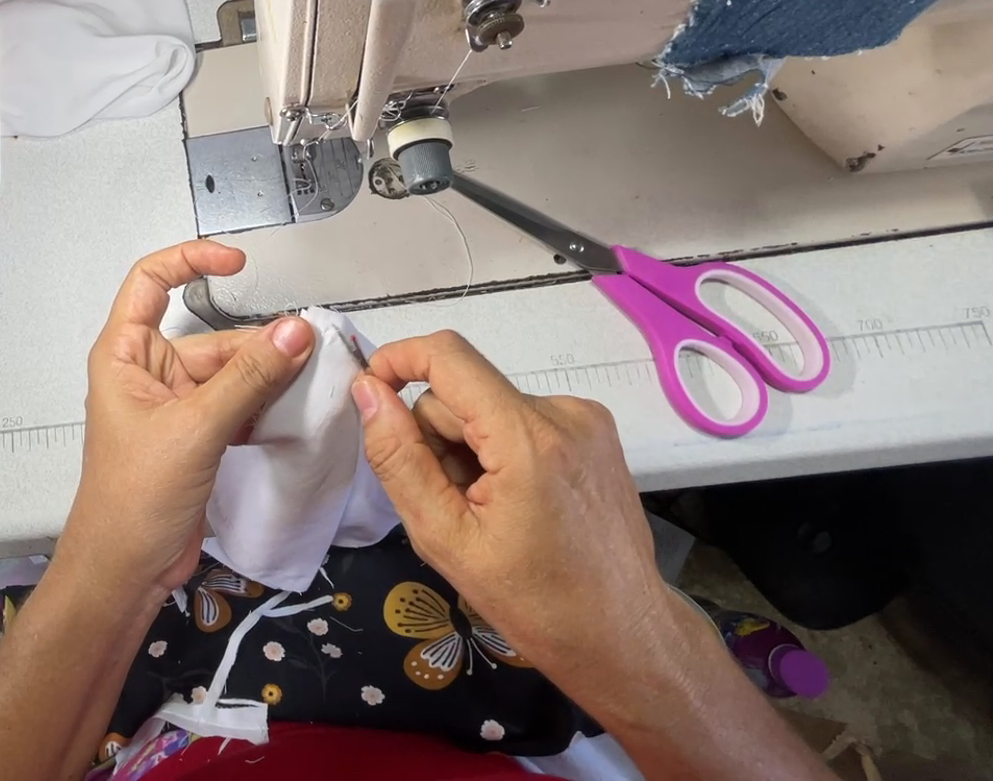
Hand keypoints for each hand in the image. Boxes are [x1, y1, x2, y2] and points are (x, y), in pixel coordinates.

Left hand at [58, 241, 314, 607]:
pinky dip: (264, 404)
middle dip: (257, 345)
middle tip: (308, 351)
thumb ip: (248, 379)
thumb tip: (294, 331)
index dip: (191, 260)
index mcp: (125, 354)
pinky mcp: (198, 433)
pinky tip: (292, 408)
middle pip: (210, 335)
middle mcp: (149, 371)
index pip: (151, 282)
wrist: (128, 568)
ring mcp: (176, 403)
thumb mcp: (194, 429)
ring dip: (268, 377)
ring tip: (308, 379)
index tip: (236, 261)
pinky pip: (238, 402)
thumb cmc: (134, 498)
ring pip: (232, 372)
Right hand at [350, 332, 694, 689]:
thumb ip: (397, 457)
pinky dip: (496, 447)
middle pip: (459, 392)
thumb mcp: (442, 537)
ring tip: (486, 508)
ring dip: (465, 446)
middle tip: (450, 502)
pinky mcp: (591, 428)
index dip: (397, 359)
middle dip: (435, 437)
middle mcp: (562, 410)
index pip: (447, 356)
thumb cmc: (531, 600)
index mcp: (527, 437)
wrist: (624, 637)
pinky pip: (513, 416)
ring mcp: (583, 417)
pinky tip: (513, 498)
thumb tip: (368, 390)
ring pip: (483, 406)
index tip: (370, 392)